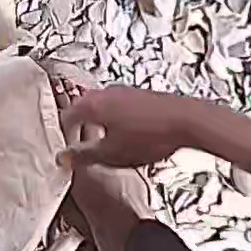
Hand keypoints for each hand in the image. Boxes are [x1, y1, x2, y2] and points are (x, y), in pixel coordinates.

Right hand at [61, 86, 213, 167]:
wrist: (188, 120)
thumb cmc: (151, 134)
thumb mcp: (111, 154)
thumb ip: (84, 156)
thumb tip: (64, 158)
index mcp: (90, 105)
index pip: (64, 117)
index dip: (62, 134)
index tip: (64, 147)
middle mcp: (103, 94)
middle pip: (81, 110)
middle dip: (78, 128)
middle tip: (79, 146)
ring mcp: (122, 92)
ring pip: (100, 108)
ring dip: (97, 124)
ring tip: (104, 144)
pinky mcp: (139, 96)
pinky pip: (116, 107)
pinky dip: (114, 120)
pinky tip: (126, 135)